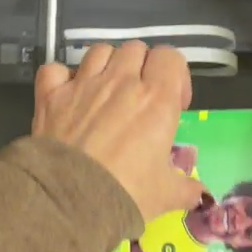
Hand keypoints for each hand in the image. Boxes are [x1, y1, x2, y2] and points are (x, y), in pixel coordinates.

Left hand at [33, 42, 209, 221]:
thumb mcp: (166, 195)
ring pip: (100, 51)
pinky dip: (63, 77)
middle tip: (140, 99)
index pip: (170, 57)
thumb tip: (201, 195)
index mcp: (156, 98)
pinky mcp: (50, 95)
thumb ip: (187, 189)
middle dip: (142, 68)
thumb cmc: (127, 193)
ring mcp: (83, 85)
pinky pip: (56, 69)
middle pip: (136, 49)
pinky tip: (69, 96)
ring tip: (107, 94)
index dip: (175, 76)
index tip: (174, 104)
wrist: (70, 202)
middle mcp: (120, 82)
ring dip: (107, 66)